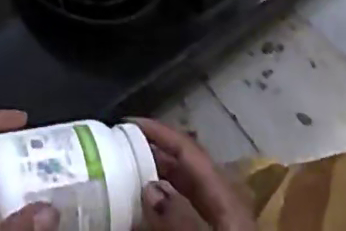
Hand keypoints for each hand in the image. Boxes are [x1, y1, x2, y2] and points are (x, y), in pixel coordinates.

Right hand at [128, 119, 256, 230]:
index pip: (190, 152)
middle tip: (118, 151)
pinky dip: (161, 216)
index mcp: (227, 199)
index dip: (161, 133)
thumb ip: (181, 220)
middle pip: (185, 172)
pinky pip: (185, 220)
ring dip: (155, 185)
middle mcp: (223, 209)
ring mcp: (219, 227)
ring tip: (124, 180)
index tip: (127, 124)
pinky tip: (139, 219)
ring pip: (183, 196)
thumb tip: (149, 187)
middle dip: (153, 157)